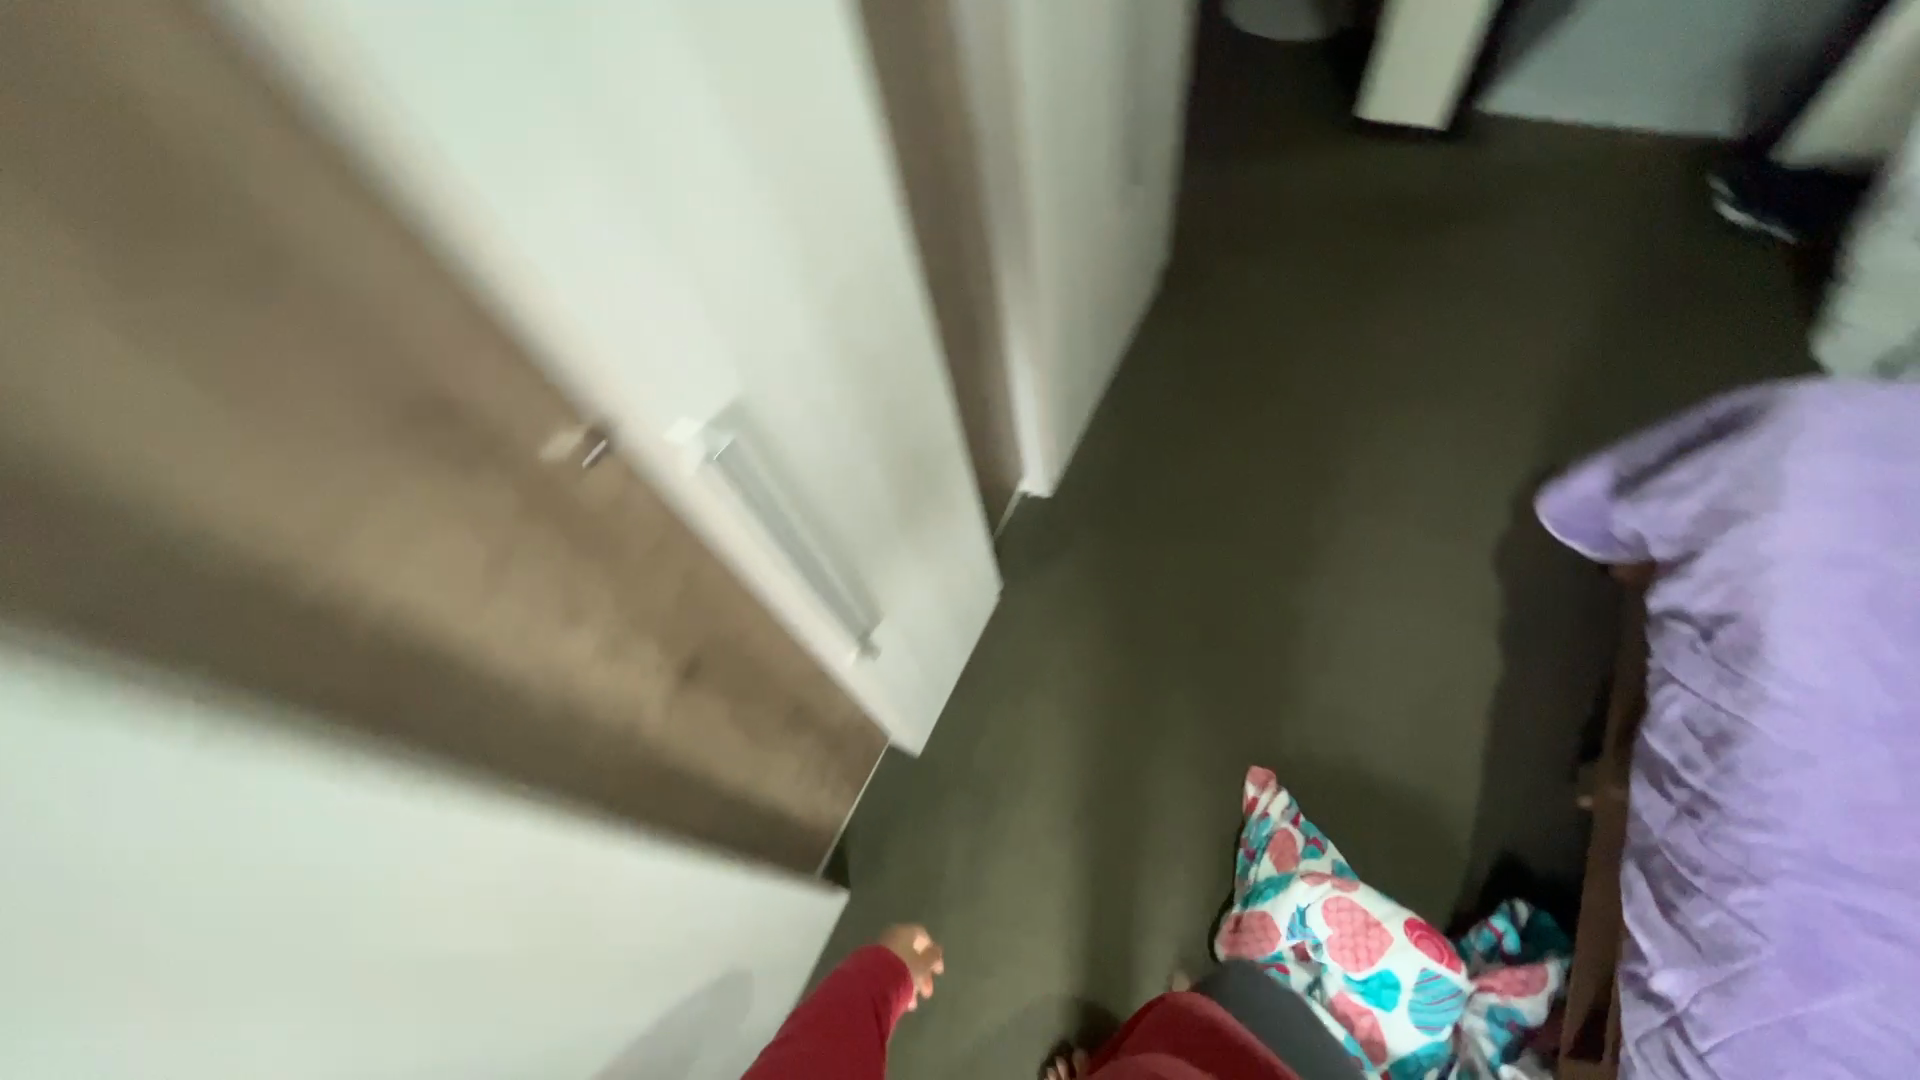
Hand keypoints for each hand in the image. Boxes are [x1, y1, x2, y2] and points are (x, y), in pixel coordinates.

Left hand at [877, 924, 943, 1009]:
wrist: (871, 985)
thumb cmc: (903, 970)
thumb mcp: (923, 965)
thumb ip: (932, 957)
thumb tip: (936, 950)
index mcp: (904, 931)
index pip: (922, 936)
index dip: (933, 953)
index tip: (938, 972)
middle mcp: (891, 937)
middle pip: (911, 953)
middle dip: (922, 974)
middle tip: (927, 993)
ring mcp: (879, 951)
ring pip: (901, 966)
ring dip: (910, 983)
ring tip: (913, 1003)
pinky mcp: (870, 966)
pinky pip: (889, 973)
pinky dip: (898, 985)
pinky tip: (902, 1001)